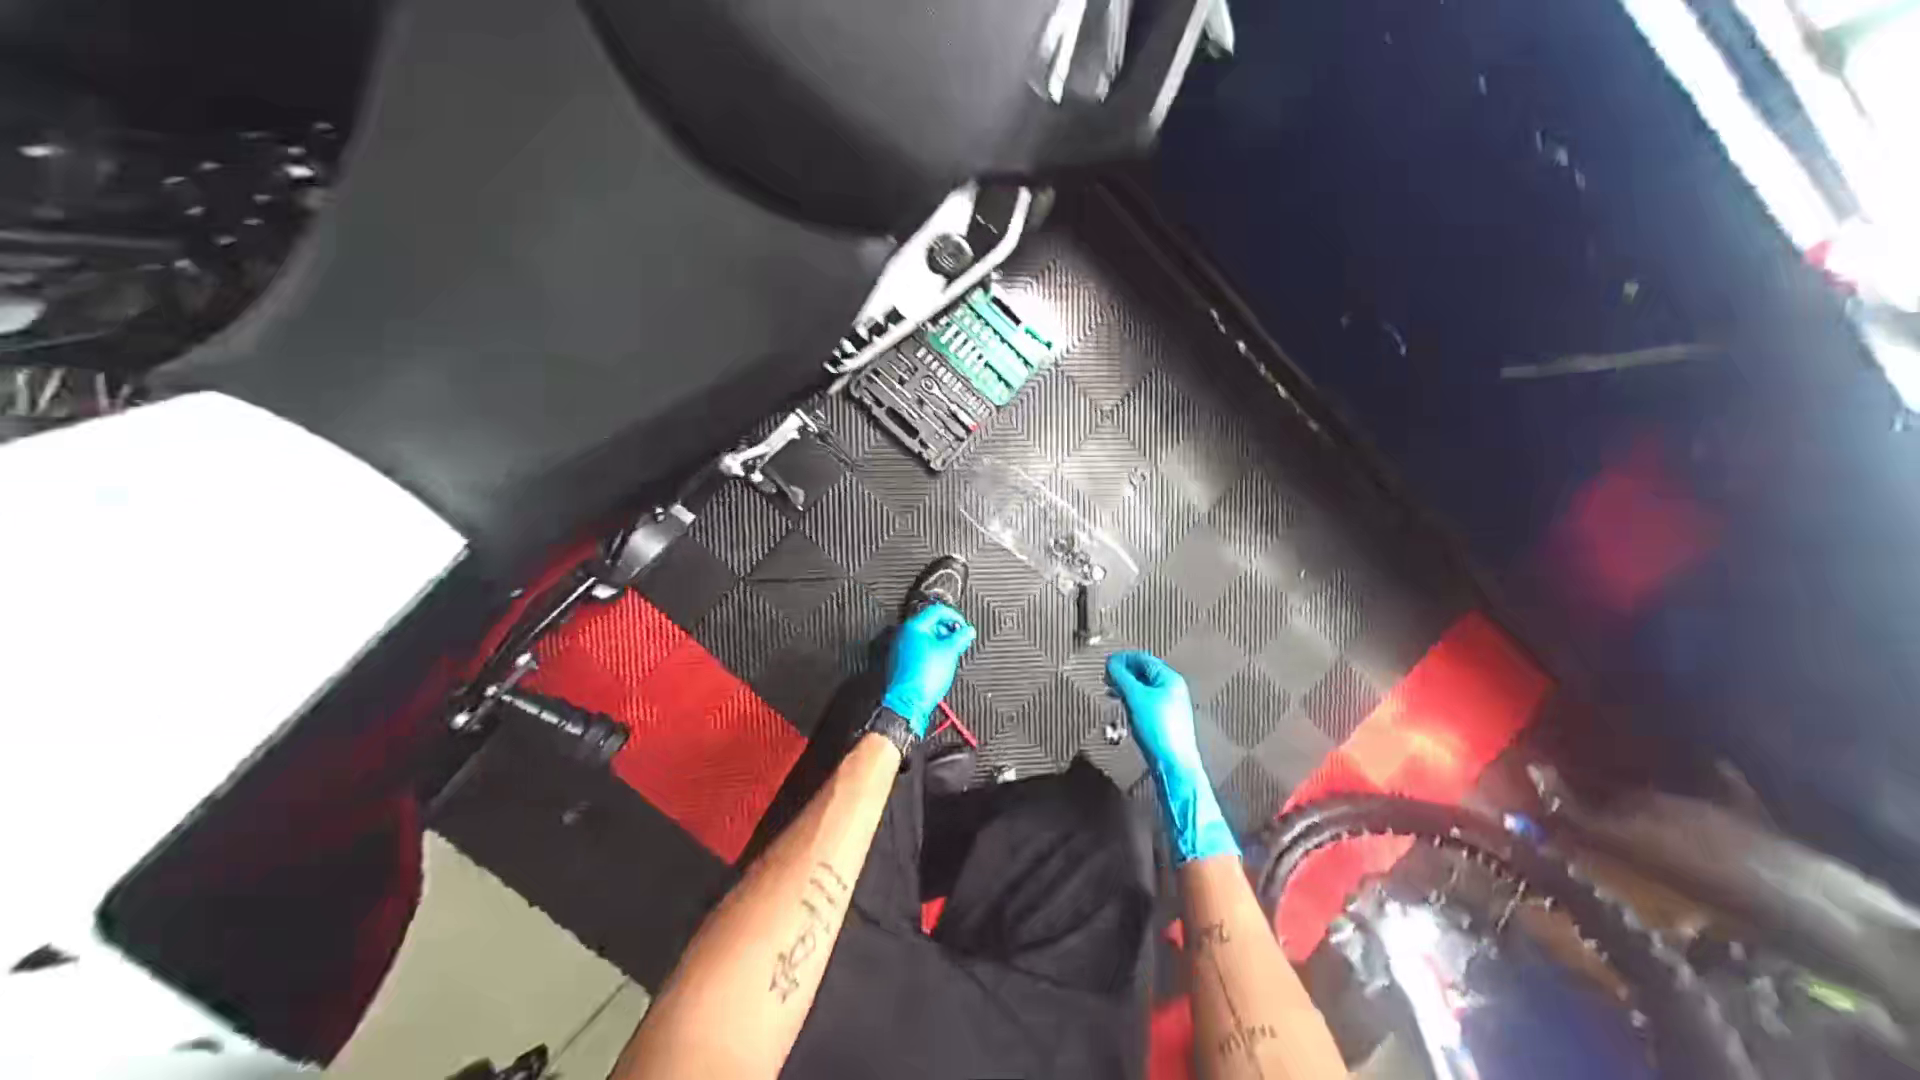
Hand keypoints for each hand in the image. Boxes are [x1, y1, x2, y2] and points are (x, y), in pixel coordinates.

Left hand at [882, 603, 975, 734]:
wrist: (908, 703)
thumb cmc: (923, 679)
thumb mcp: (950, 653)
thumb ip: (962, 637)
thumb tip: (968, 630)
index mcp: (914, 627)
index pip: (938, 611)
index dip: (955, 616)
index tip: (964, 627)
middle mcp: (904, 635)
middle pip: (931, 623)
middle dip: (949, 630)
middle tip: (960, 640)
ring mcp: (901, 648)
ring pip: (926, 637)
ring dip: (942, 641)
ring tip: (952, 653)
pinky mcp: (901, 662)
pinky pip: (920, 649)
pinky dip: (932, 651)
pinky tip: (941, 663)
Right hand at [1106, 651, 1204, 777]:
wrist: (1173, 762)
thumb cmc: (1162, 732)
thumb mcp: (1136, 697)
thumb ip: (1122, 677)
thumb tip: (1113, 664)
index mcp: (1170, 679)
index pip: (1142, 658)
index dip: (1123, 659)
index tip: (1108, 662)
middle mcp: (1171, 689)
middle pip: (1142, 672)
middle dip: (1123, 673)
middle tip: (1108, 676)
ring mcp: (1167, 704)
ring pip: (1142, 687)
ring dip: (1125, 686)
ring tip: (1112, 689)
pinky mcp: (1161, 718)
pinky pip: (1143, 701)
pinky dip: (1130, 698)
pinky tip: (1123, 704)